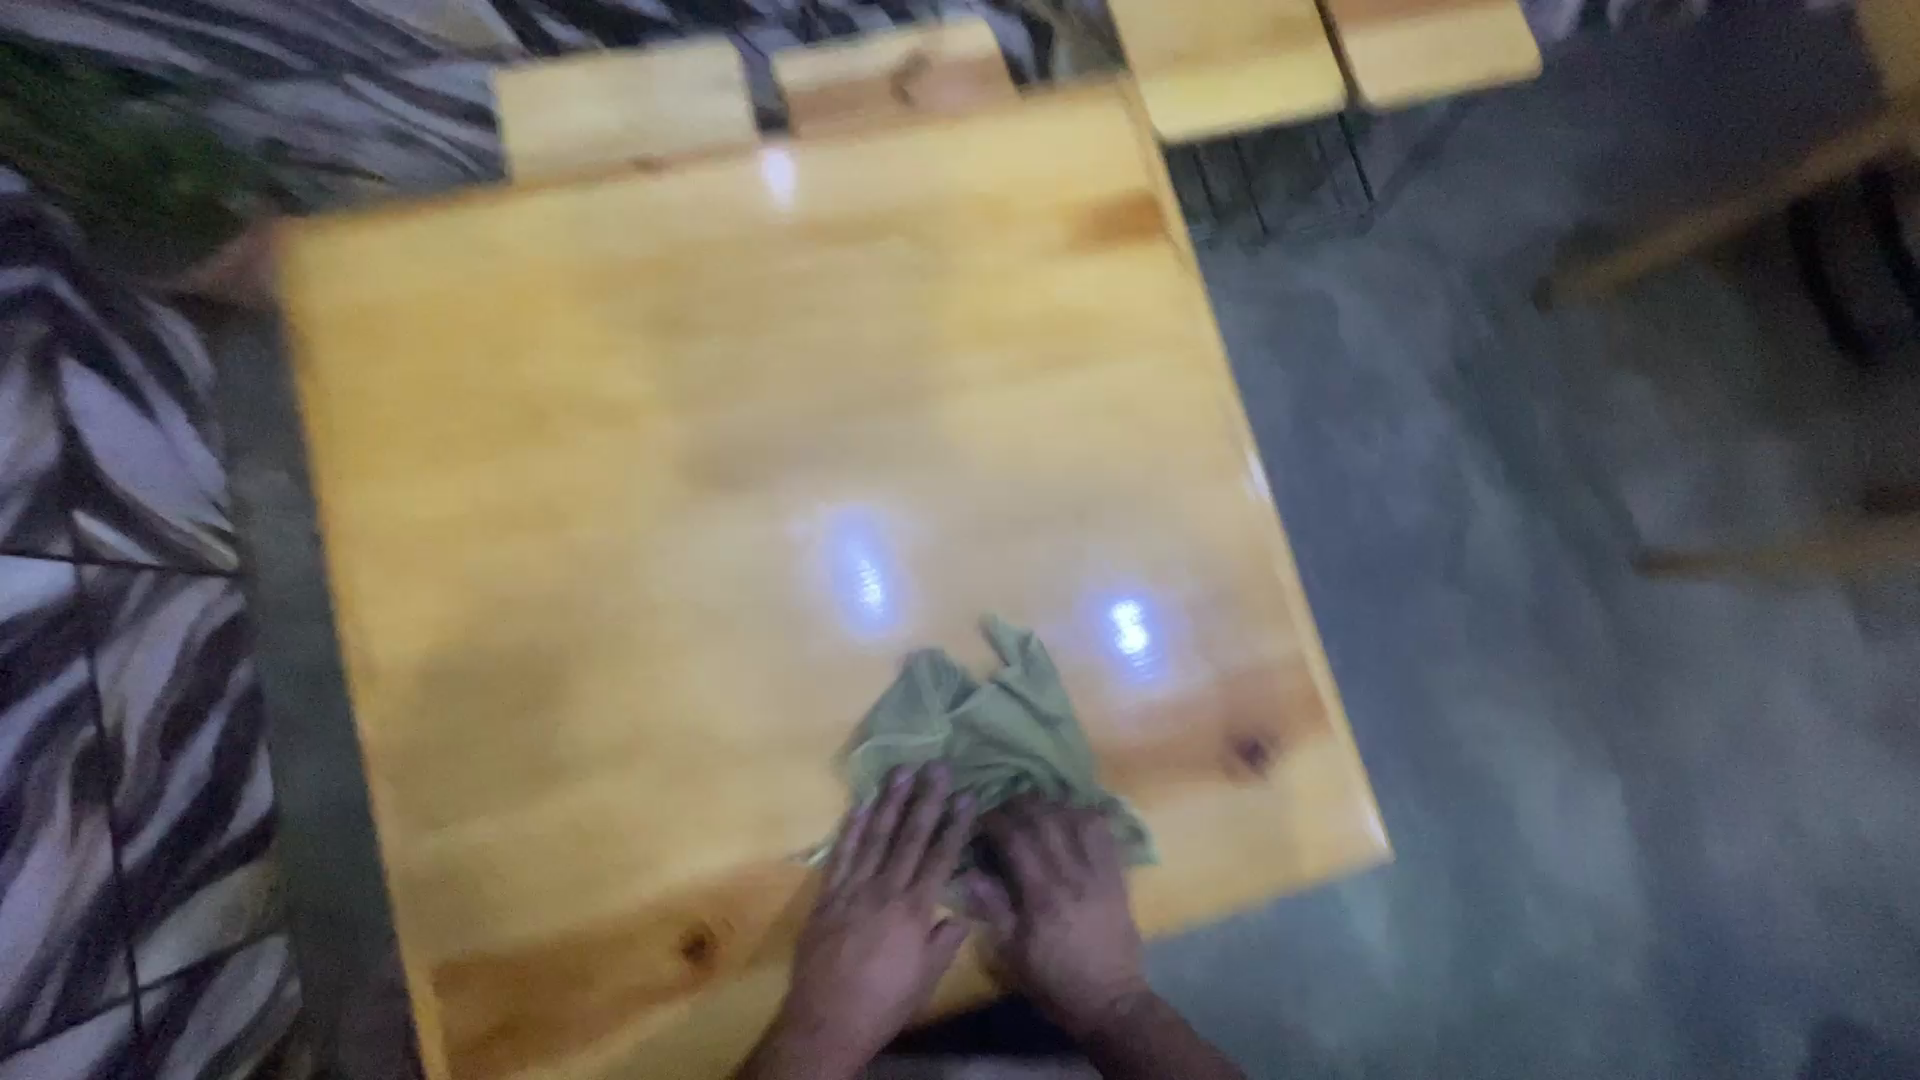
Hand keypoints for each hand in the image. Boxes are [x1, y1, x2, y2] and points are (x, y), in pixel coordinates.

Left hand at [763, 765, 975, 1077]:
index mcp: (915, 911)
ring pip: (876, 837)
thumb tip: (961, 914)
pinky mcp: (827, 896)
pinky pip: (842, 855)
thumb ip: (944, 944)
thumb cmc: (883, 1005)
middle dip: (926, 799)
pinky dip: (852, 829)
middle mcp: (886, 891)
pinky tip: (861, 804)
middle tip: (937, 766)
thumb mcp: (925, 981)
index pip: (940, 857)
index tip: (967, 795)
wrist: (826, 1022)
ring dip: (890, 801)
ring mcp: (853, 889)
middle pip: (910, 836)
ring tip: (902, 770)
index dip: (955, 824)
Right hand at [962, 796, 1150, 1039]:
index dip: (996, 821)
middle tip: (1007, 805)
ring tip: (1039, 806)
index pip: (1016, 840)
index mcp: (1042, 896)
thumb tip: (969, 873)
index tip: (983, 818)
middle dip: (1021, 805)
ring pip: (1078, 819)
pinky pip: (1107, 835)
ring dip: (1055, 805)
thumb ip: (993, 909)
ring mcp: (1100, 874)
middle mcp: (1072, 876)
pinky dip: (1088, 817)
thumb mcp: (1014, 954)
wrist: (1111, 1004)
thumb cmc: (1055, 982)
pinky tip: (1073, 815)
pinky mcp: (1118, 878)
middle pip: (1046, 820)